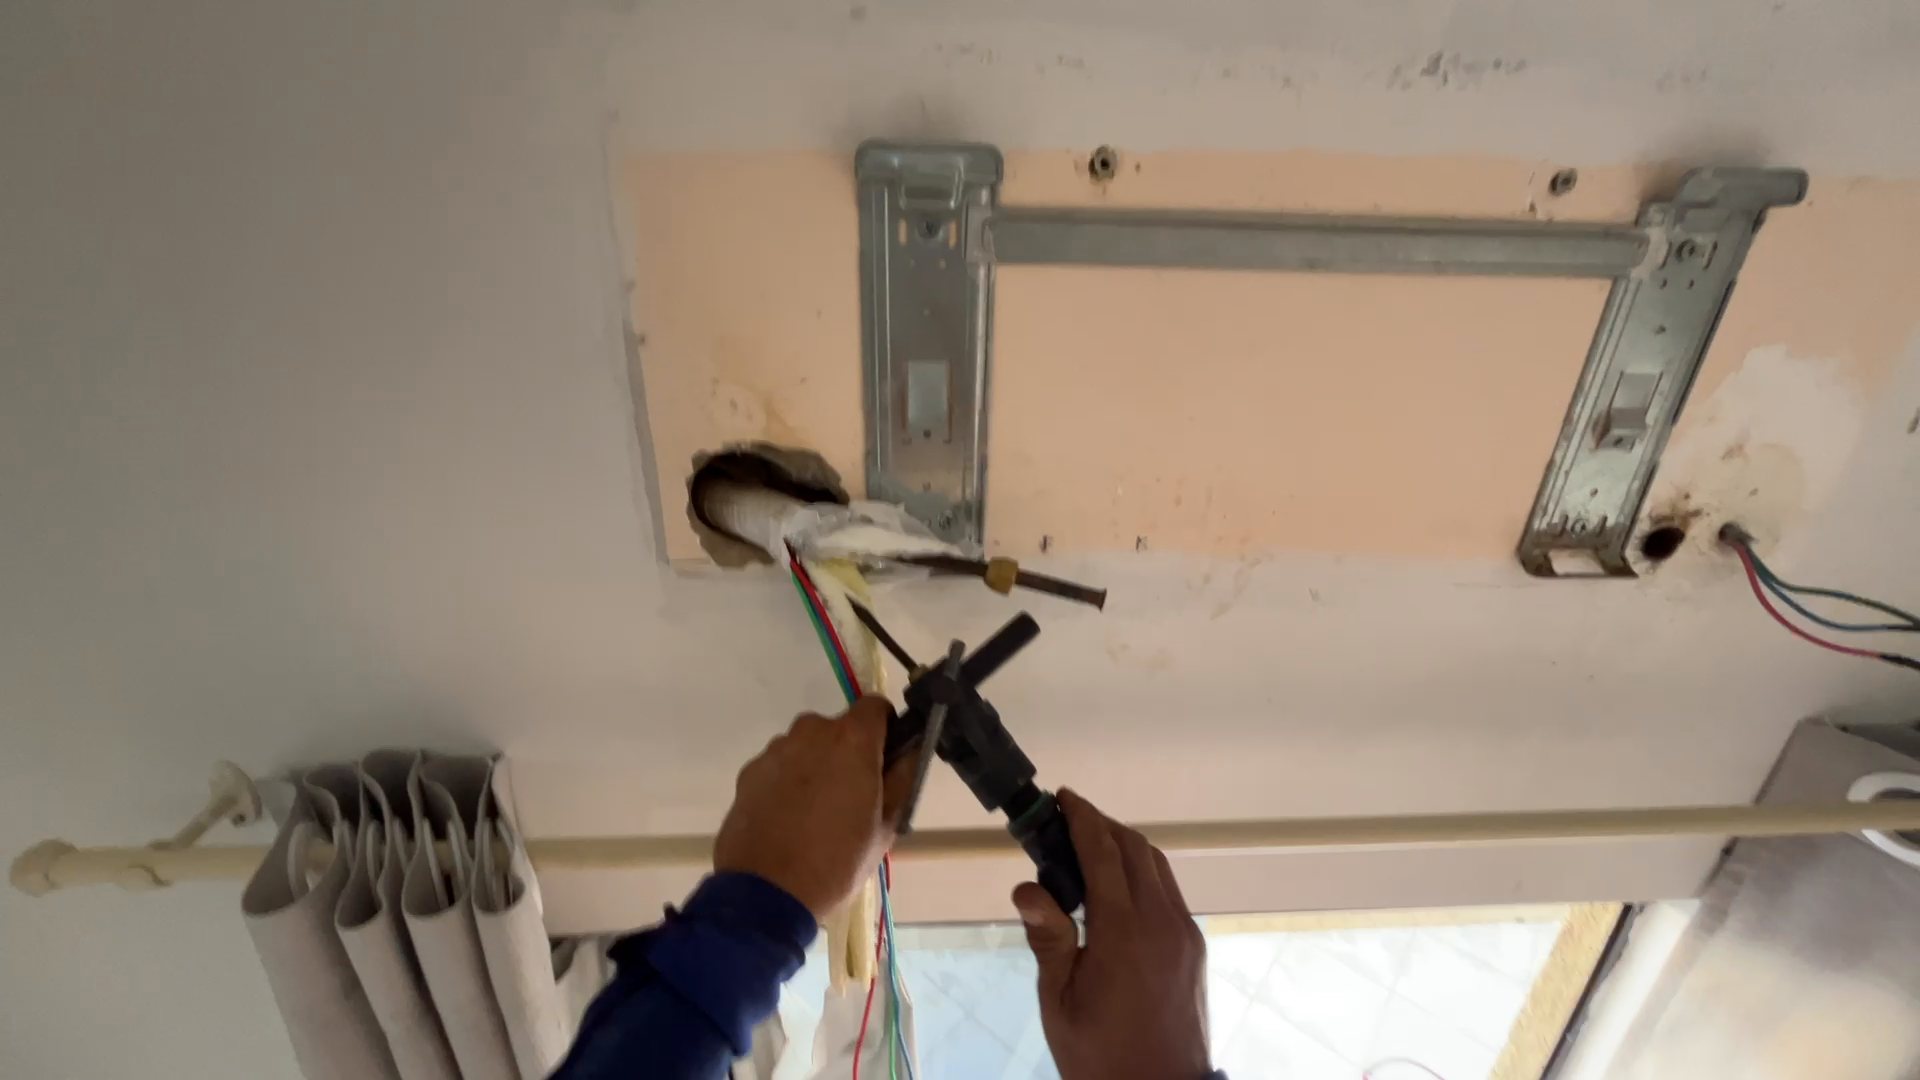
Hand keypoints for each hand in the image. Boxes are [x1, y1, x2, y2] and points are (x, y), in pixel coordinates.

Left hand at [713, 696, 909, 918]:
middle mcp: (811, 731)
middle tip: (851, 796)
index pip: (876, 706)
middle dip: (848, 752)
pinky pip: (780, 766)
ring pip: (807, 747)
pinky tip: (787, 820)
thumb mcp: (887, 824)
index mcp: (852, 738)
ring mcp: (776, 749)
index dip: (885, 728)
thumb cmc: (837, 859)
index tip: (884, 759)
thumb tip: (910, 749)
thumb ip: (902, 776)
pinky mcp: (749, 771)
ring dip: (816, 766)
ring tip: (814, 814)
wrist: (765, 894)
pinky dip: (787, 782)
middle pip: (839, 728)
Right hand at [1014, 789, 1210, 1079]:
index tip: (1062, 797)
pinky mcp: (1195, 944)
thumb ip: (1048, 939)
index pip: (1103, 852)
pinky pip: (1167, 888)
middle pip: (1134, 847)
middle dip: (1101, 824)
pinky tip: (1119, 884)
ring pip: (1156, 863)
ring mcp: (1184, 931)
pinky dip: (1142, 868)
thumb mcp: (1060, 1003)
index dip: (1082, 817)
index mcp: (1124, 931)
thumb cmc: (1100, 1054)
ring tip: (1090, 845)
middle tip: (1067, 820)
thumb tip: (1026, 887)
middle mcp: (1161, 920)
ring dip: (1123, 843)